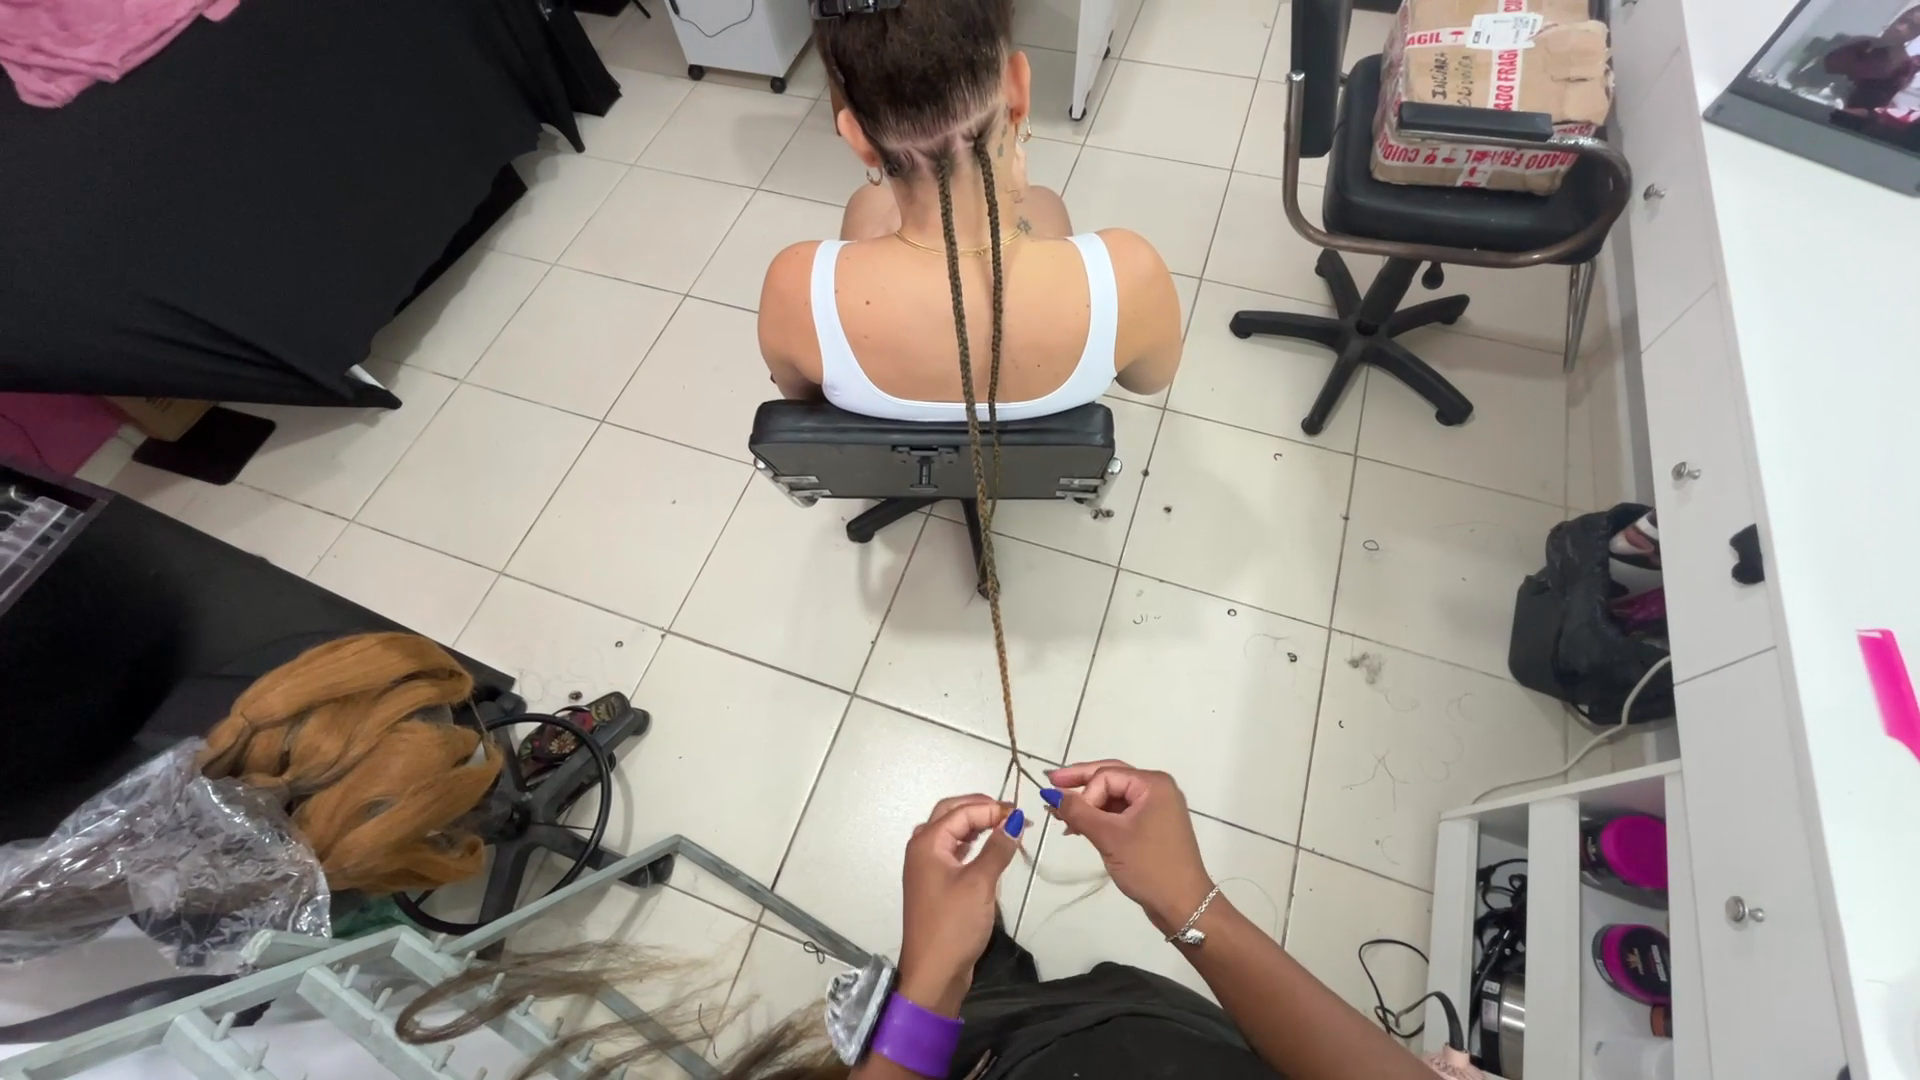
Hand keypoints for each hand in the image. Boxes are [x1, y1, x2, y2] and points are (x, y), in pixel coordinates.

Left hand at [897, 795, 1022, 1015]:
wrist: (933, 974)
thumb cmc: (953, 925)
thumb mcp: (980, 884)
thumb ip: (997, 848)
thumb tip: (1015, 820)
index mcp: (927, 843)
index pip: (961, 812)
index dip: (991, 808)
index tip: (1022, 815)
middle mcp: (922, 849)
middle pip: (951, 814)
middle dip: (980, 809)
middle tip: (1010, 814)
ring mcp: (926, 867)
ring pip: (950, 831)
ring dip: (975, 825)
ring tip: (1004, 827)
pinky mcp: (935, 883)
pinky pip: (952, 850)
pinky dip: (970, 843)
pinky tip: (988, 848)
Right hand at [1044, 762, 1211, 935]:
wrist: (1185, 907)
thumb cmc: (1149, 867)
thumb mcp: (1109, 837)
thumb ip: (1078, 812)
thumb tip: (1050, 794)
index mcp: (1153, 784)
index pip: (1106, 776)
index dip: (1083, 793)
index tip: (1067, 818)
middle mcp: (1157, 789)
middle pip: (1110, 777)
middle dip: (1079, 783)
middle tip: (1050, 783)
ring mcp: (1156, 808)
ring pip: (1113, 796)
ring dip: (1088, 804)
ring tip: (1060, 815)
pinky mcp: (1153, 826)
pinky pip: (1121, 812)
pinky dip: (1100, 817)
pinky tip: (1080, 827)